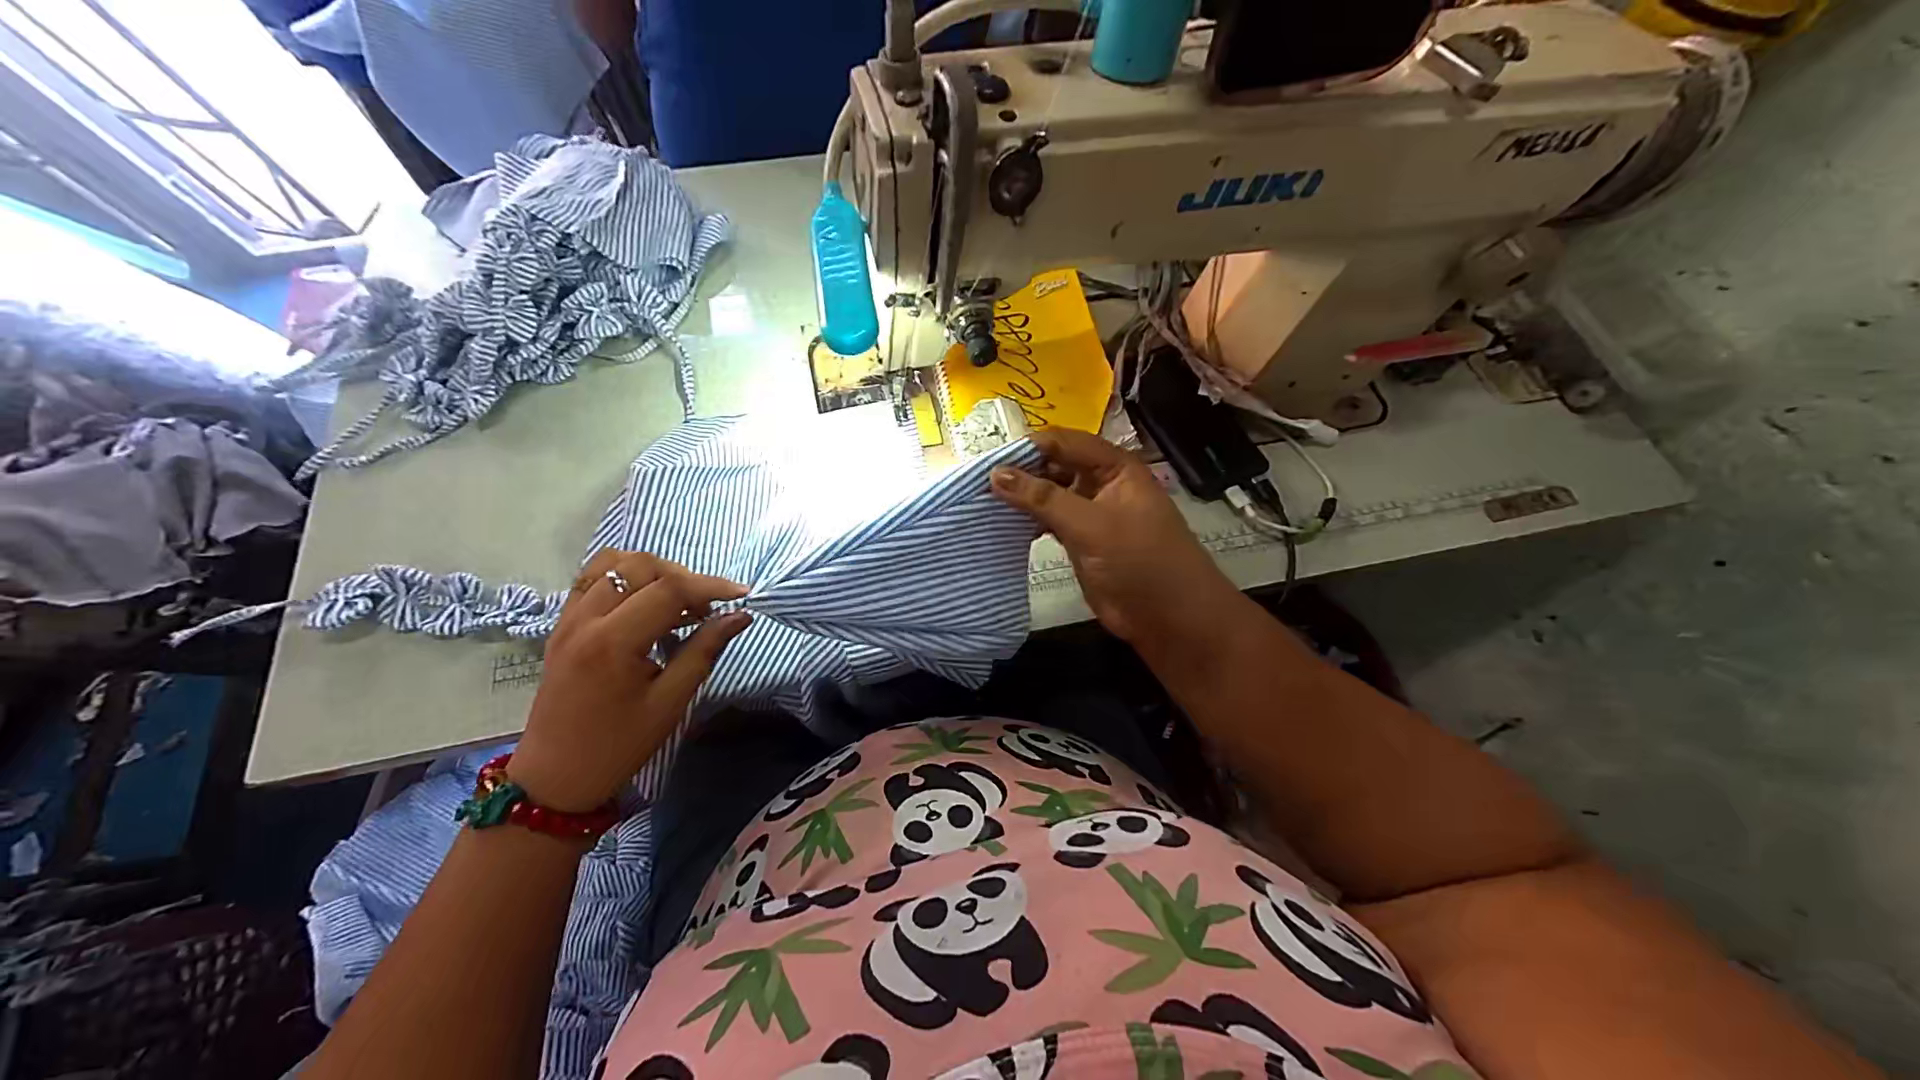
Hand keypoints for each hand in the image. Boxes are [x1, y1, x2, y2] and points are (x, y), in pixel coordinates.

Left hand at [507, 551, 750, 812]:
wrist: (554, 777)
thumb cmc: (618, 747)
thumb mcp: (669, 703)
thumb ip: (704, 651)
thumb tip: (740, 616)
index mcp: (613, 643)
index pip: (669, 589)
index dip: (712, 586)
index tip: (742, 595)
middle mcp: (585, 620)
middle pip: (640, 565)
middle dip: (682, 576)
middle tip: (705, 609)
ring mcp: (568, 619)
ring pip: (613, 563)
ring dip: (652, 571)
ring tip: (675, 601)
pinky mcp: (561, 625)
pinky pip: (591, 578)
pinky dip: (623, 576)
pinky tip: (644, 602)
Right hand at [990, 429, 1250, 655]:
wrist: (1170, 617)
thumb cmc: (1139, 560)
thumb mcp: (1091, 524)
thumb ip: (1043, 498)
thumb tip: (996, 474)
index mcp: (1115, 466)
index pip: (1063, 442)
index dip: (1027, 448)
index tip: (988, 462)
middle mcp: (1101, 482)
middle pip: (1054, 464)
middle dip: (1021, 471)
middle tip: (978, 483)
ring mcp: (1091, 512)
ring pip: (1049, 493)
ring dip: (1022, 497)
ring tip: (983, 502)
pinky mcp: (1081, 540)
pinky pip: (1049, 520)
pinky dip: (1028, 520)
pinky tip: (1002, 524)